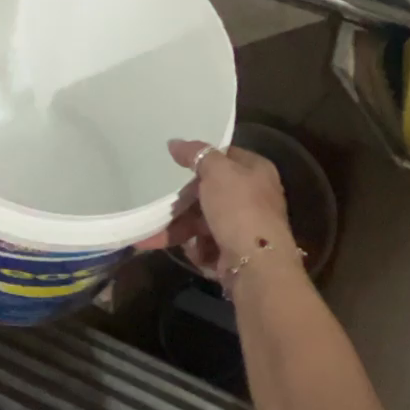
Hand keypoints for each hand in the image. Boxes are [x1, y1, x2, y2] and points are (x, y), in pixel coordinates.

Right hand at [164, 140, 299, 288]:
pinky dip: (193, 248)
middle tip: (160, 203)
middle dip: (183, 201)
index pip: (226, 157)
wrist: (257, 266)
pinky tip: (181, 249)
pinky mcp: (235, 253)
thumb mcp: (216, 171)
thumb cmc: (239, 208)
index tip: (176, 163)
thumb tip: (174, 143)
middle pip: (210, 192)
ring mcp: (245, 227)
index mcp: (257, 171)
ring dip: (179, 227)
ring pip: (204, 220)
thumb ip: (195, 154)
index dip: (202, 159)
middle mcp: (255, 198)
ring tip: (152, 232)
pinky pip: (207, 245)